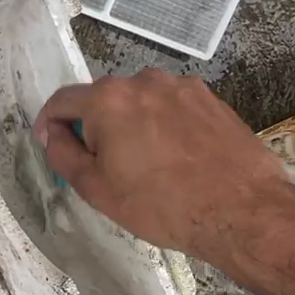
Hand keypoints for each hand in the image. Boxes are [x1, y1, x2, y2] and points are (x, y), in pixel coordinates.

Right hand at [32, 69, 294, 270]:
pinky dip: (163, 123)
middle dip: (94, 124)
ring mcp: (180, 87)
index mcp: (107, 99)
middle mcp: (141, 81)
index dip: (50, 122)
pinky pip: (171, 105)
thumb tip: (53, 133)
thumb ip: (62, 153)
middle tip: (102, 163)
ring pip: (138, 100)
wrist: (245, 213)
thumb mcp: (95, 188)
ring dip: (130, 122)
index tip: (52, 143)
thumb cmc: (161, 204)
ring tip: (145, 161)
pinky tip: (176, 156)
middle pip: (102, 98)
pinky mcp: (210, 99)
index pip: (62, 100)